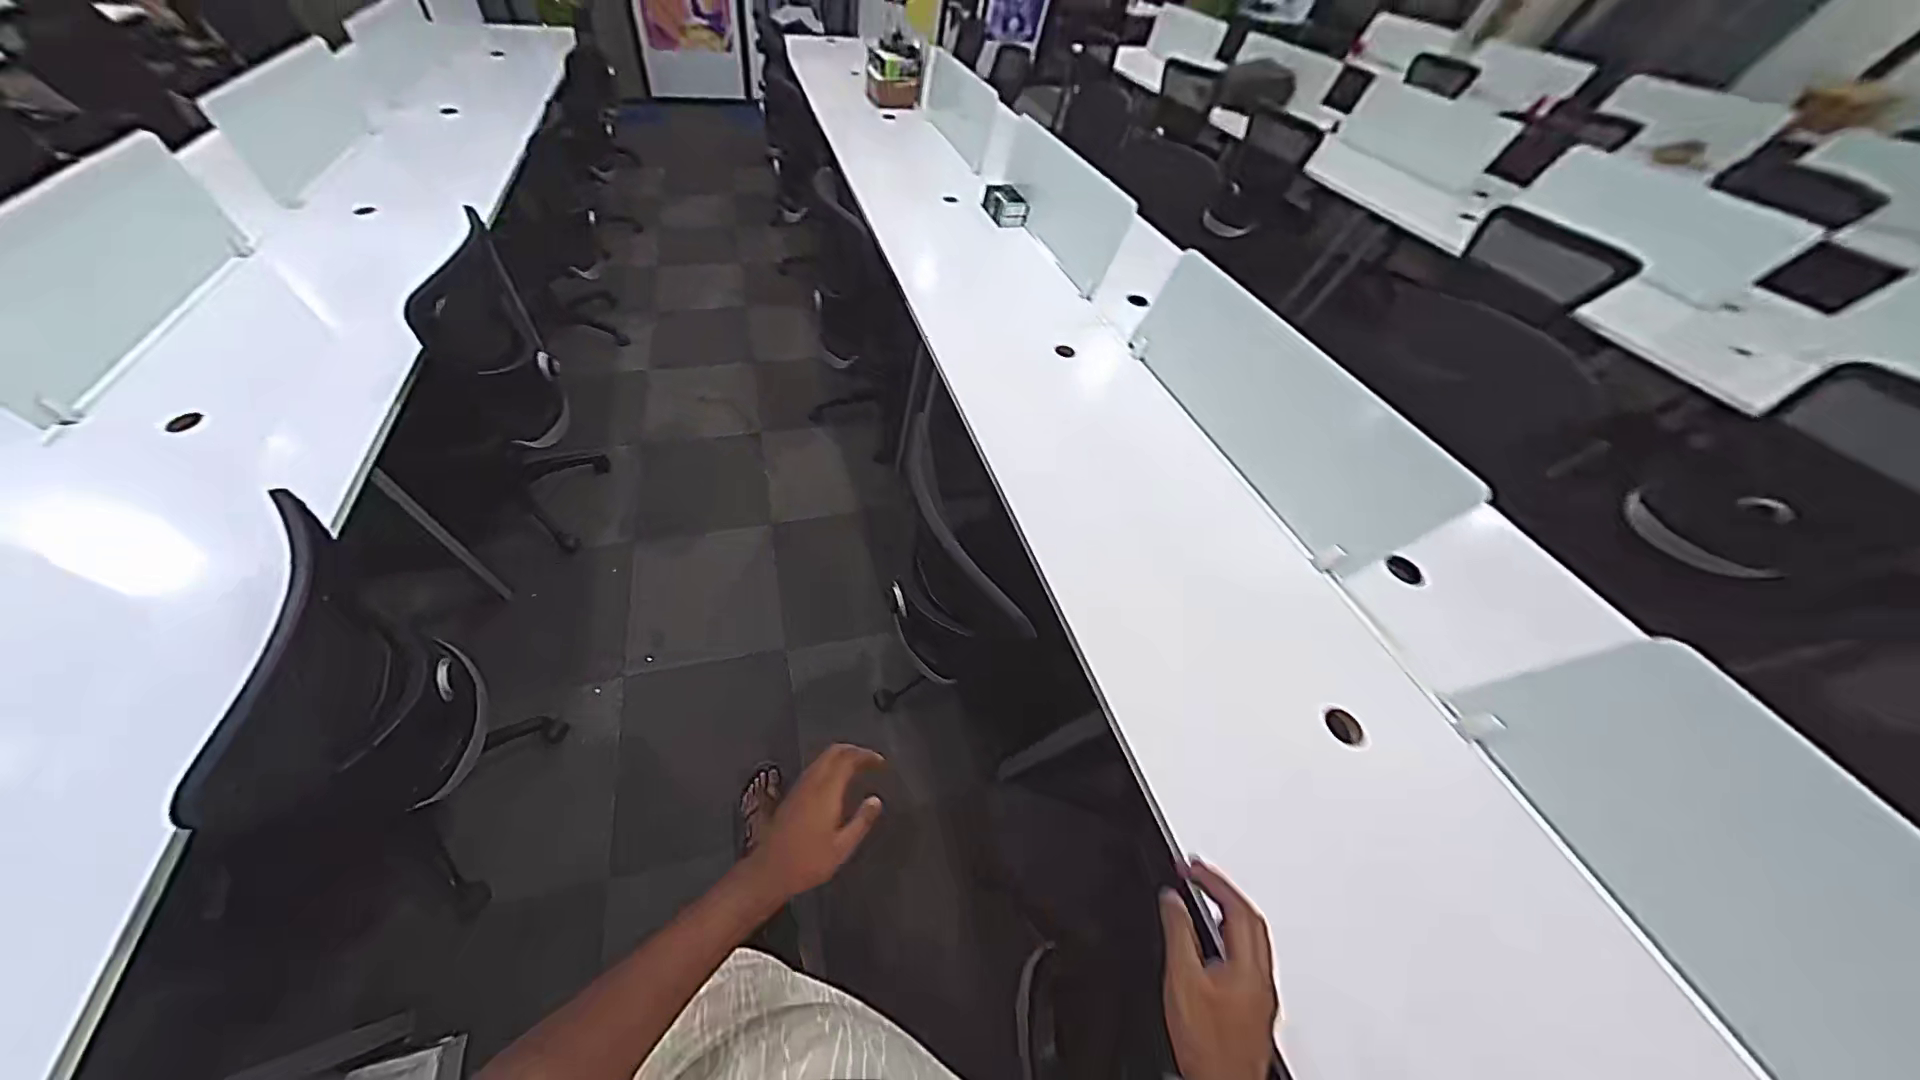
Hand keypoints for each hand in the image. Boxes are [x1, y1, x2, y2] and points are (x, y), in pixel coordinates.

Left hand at [744, 744, 885, 899]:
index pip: (847, 759)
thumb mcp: (842, 848)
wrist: (767, 873)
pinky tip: (837, 782)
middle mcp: (811, 783)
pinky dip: (830, 766)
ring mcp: (799, 788)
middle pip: (833, 752)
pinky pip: (815, 769)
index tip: (881, 762)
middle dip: (854, 750)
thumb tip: (875, 800)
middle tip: (870, 761)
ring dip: (841, 757)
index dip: (866, 755)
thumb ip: (861, 821)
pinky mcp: (792, 796)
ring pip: (822, 759)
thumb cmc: (807, 863)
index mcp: (826, 792)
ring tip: (858, 768)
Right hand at [1159, 859, 1280, 1079]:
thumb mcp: (1182, 979)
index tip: (1191, 867)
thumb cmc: (1206, 1046)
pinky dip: (1229, 933)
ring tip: (1203, 895)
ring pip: (1252, 939)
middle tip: (1197, 874)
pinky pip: (1247, 956)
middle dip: (1223, 889)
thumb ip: (1177, 932)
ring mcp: (1260, 996)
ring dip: (1228, 910)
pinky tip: (1211, 937)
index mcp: (1248, 968)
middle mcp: (1260, 980)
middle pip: (1250, 920)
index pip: (1236, 909)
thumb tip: (1172, 899)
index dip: (1213, 881)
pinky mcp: (1253, 1008)